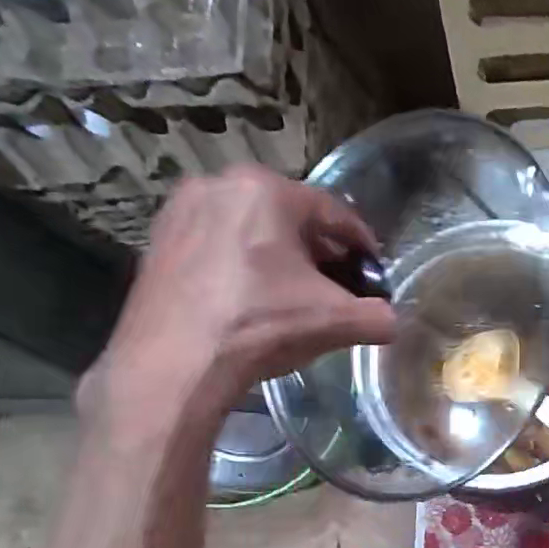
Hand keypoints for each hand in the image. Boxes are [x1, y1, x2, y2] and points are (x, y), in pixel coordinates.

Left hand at [81, 165, 395, 433]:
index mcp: (267, 190)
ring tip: (293, 294)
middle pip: (288, 217)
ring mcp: (181, 211)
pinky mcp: (157, 241)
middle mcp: (220, 185)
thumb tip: (391, 322)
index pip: (332, 212)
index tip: (373, 267)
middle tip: (335, 284)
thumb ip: (375, 317)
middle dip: (317, 250)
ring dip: (277, 257)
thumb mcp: (333, 322)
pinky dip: (240, 265)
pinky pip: (216, 245)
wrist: (174, 363)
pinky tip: (249, 300)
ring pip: (249, 229)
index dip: (361, 242)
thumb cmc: (259, 326)